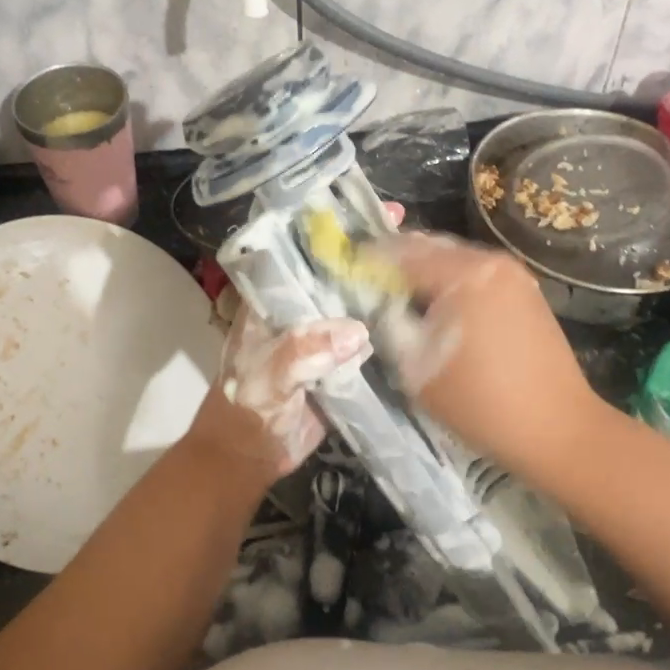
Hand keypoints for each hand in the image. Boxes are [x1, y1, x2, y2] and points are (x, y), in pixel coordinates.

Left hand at [177, 200, 404, 483]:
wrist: (250, 458)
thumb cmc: (247, 410)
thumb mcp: (266, 378)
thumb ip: (300, 352)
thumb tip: (357, 332)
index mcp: (272, 301)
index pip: (300, 252)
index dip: (330, 227)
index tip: (364, 210)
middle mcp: (299, 310)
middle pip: (333, 270)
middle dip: (365, 249)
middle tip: (407, 227)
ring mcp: (321, 336)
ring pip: (354, 301)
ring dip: (382, 284)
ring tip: (423, 262)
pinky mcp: (341, 363)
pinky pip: (368, 337)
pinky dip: (389, 325)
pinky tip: (420, 313)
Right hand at [374, 233, 603, 473]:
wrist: (559, 429)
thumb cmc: (482, 403)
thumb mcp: (417, 370)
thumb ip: (391, 325)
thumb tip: (380, 302)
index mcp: (462, 275)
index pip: (402, 253)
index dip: (371, 260)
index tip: (348, 268)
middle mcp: (489, 263)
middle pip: (432, 248)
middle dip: (400, 260)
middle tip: (372, 279)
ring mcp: (514, 275)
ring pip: (457, 260)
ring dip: (428, 271)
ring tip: (403, 294)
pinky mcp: (527, 292)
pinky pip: (479, 275)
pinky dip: (454, 282)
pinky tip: (441, 307)